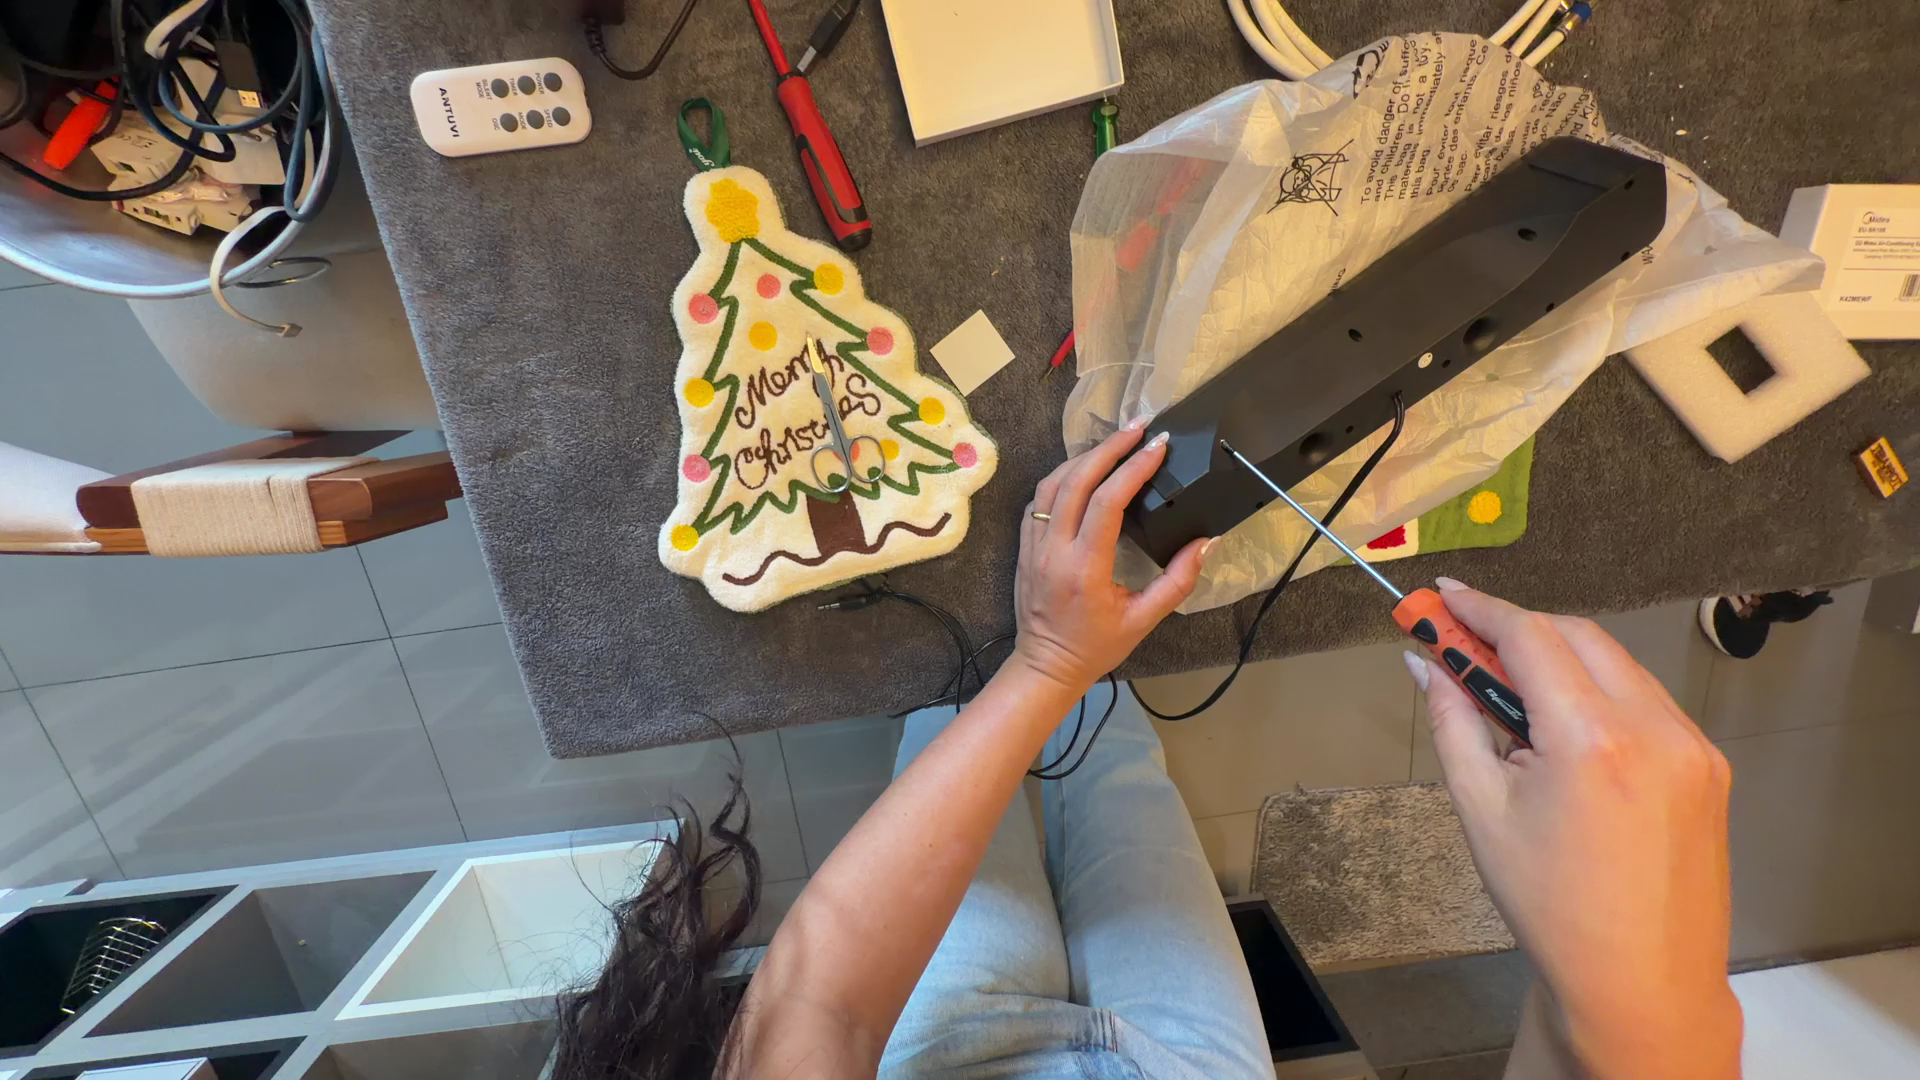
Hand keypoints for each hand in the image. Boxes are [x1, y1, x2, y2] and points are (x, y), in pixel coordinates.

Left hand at [1010, 422, 1209, 693]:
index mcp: (1085, 567)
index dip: (1134, 468)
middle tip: (1138, 428)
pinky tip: (1082, 472)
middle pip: (1076, 480)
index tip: (1159, 445)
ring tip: (1113, 444)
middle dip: (1109, 448)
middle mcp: (1053, 549)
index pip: (1108, 502)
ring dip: (1082, 458)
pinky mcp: (1024, 546)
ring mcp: (1033, 545)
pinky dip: (1060, 479)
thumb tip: (1207, 541)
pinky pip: (1038, 501)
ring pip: (1051, 484)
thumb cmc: (1096, 646)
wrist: (1046, 664)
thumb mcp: (1144, 620)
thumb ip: (1177, 580)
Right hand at [1408, 580, 1740, 1079]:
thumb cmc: (1541, 892)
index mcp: (1592, 739)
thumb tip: (1421, 662)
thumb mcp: (1478, 802)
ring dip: (1553, 653)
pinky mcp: (1708, 766)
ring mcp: (1693, 747)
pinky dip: (1590, 683)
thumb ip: (1451, 718)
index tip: (1440, 593)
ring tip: (1501, 680)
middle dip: (1515, 625)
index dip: (1481, 608)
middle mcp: (1656, 729)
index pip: (1532, 637)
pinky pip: (1640, 696)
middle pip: (1578, 636)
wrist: (1639, 976)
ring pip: (1614, 662)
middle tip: (1460, 637)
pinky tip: (1555, 716)